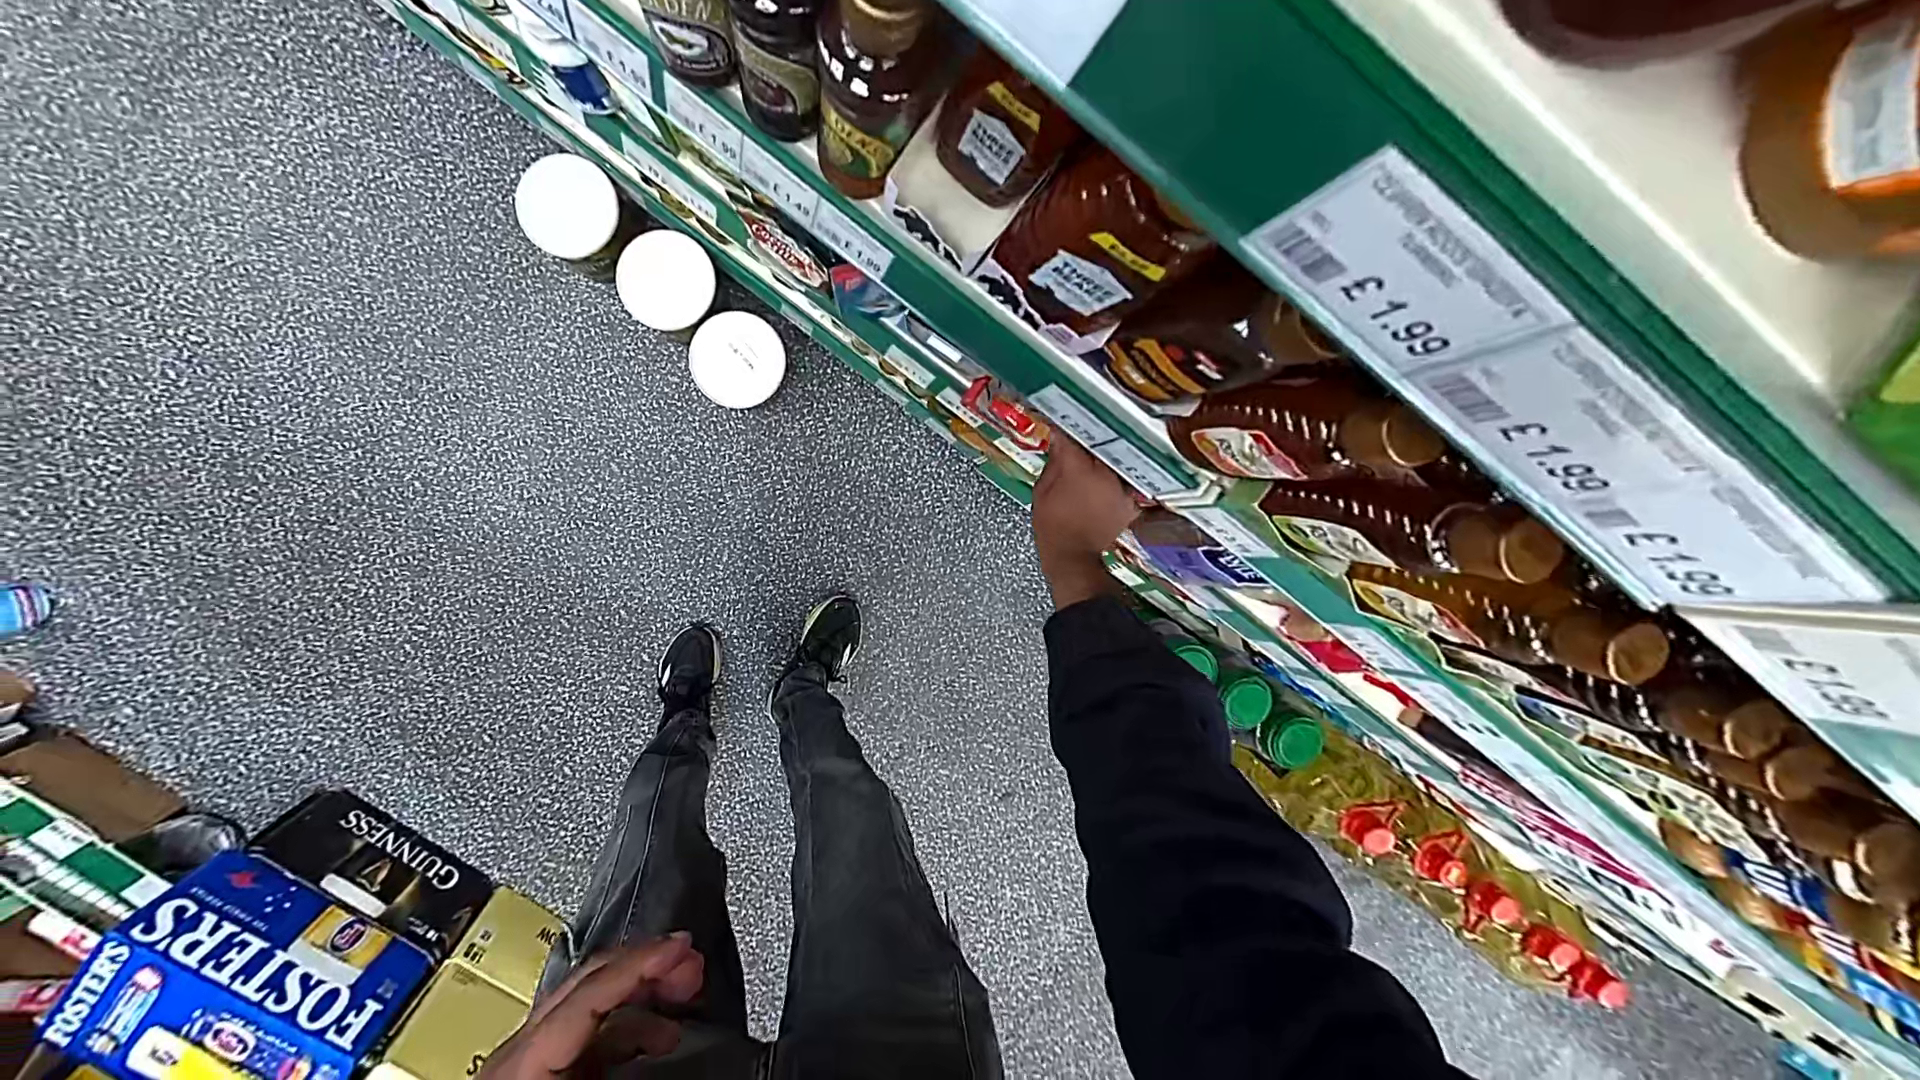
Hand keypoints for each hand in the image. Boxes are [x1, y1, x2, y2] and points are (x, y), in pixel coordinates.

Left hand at [479, 934, 704, 1079]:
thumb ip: (629, 1076)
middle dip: (648, 967)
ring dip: (643, 996)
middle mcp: (518, 1055)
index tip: (683, 948)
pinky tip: (655, 1039)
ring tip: (682, 1000)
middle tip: (692, 966)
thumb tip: (674, 1043)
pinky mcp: (535, 1079)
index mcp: (522, 1066)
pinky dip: (627, 1026)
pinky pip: (587, 1034)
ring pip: (592, 1005)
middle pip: (590, 983)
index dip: (642, 963)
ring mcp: (523, 1065)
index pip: (591, 991)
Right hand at [1032, 436, 1139, 609]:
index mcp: (1078, 468)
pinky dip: (1119, 476)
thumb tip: (1059, 441)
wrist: (1072, 556)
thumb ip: (1053, 462)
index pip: (1072, 435)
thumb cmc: (1052, 526)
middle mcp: (1104, 474)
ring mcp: (1120, 488)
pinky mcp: (1129, 501)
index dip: (1066, 426)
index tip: (1061, 422)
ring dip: (1107, 453)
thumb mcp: (1042, 491)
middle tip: (1081, 432)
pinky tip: (1110, 475)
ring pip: (1116, 458)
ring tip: (1097, 450)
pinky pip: (1126, 479)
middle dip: (1090, 436)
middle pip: (1100, 442)